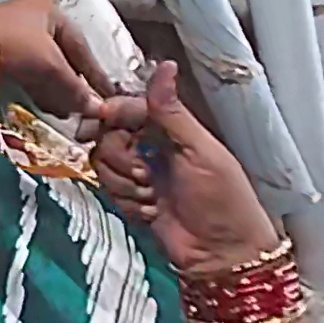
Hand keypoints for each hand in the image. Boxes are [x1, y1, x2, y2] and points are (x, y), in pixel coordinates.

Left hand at [0, 0, 111, 118]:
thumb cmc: (13, 46)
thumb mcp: (50, 65)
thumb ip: (75, 88)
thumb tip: (97, 108)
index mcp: (50, 11)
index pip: (80, 45)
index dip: (94, 72)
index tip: (106, 95)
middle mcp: (34, 19)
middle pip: (62, 56)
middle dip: (73, 83)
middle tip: (85, 108)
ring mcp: (16, 35)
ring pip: (44, 66)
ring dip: (56, 89)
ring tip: (66, 112)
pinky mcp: (0, 54)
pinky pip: (28, 73)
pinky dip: (39, 88)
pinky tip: (46, 106)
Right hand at [92, 61, 279, 274]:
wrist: (222, 258)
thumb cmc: (222, 199)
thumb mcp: (201, 150)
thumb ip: (172, 111)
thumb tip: (166, 64)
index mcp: (167, 125)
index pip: (126, 106)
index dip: (110, 112)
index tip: (101, 119)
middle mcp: (148, 143)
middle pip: (107, 134)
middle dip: (122, 157)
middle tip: (146, 175)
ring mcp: (138, 171)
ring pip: (103, 161)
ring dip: (125, 182)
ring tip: (151, 196)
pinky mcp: (130, 196)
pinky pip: (108, 188)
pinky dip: (126, 200)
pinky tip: (149, 210)